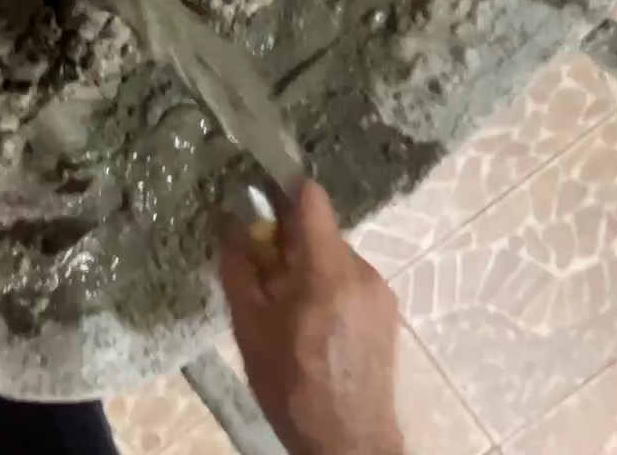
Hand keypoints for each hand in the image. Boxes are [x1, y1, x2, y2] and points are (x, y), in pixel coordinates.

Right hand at [218, 178, 403, 454]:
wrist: (347, 445)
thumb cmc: (289, 382)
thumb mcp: (248, 322)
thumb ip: (237, 262)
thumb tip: (228, 218)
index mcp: (326, 268)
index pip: (311, 196)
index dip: (281, 188)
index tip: (257, 198)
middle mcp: (361, 270)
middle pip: (317, 228)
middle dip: (286, 239)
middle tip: (262, 272)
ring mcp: (380, 291)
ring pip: (331, 254)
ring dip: (305, 264)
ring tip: (286, 306)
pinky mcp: (387, 312)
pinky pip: (347, 277)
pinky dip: (325, 284)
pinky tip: (311, 322)